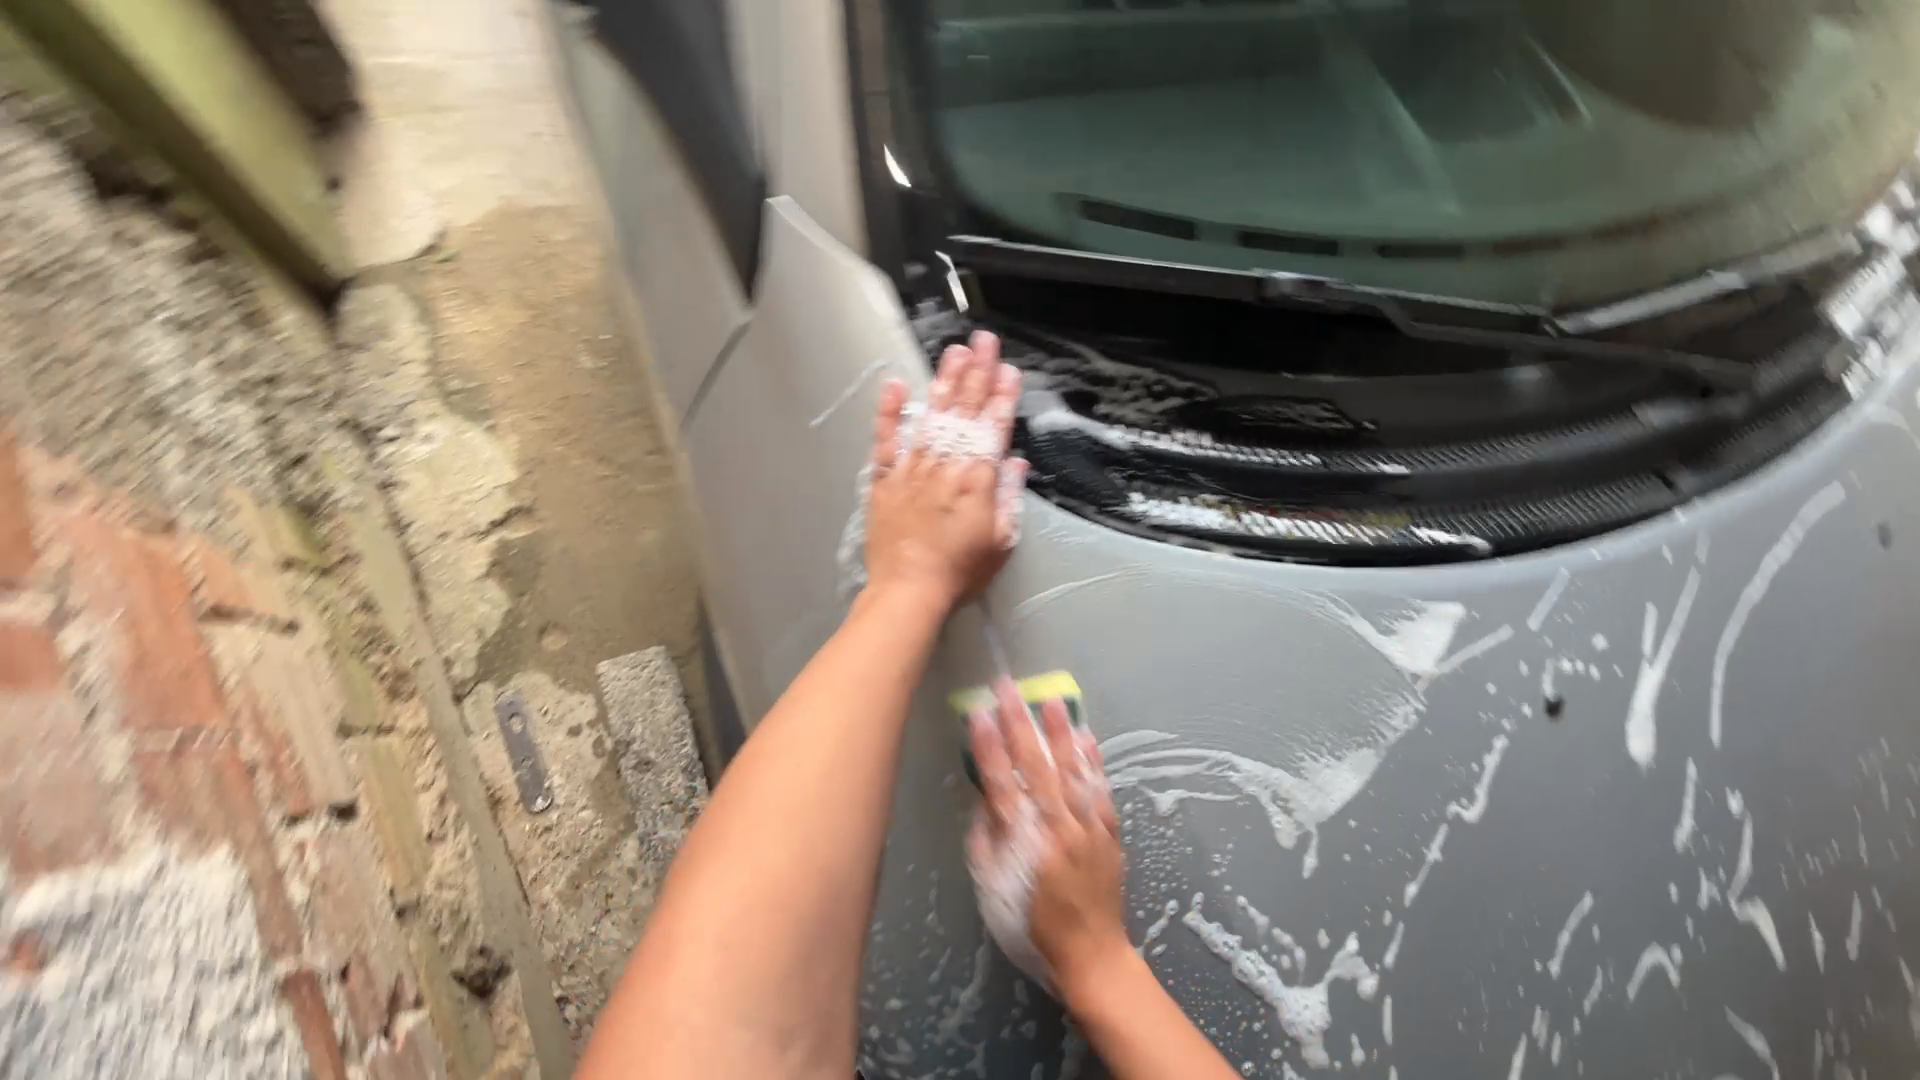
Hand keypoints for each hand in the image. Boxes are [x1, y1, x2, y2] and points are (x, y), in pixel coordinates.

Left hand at [864, 331, 1025, 609]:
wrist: (909, 590)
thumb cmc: (960, 571)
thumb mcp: (1000, 541)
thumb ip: (1008, 496)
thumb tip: (1014, 461)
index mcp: (976, 480)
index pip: (993, 428)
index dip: (1002, 396)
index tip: (1008, 369)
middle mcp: (945, 466)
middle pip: (964, 412)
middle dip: (977, 373)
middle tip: (983, 340)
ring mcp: (912, 469)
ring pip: (931, 417)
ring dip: (944, 382)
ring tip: (954, 351)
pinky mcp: (884, 480)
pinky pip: (886, 440)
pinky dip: (890, 412)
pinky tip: (895, 385)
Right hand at [966, 682, 1128, 1006]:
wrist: (1091, 955)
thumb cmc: (1030, 926)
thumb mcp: (991, 890)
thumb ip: (984, 839)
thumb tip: (982, 796)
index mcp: (1023, 841)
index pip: (1000, 781)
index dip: (987, 744)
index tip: (977, 711)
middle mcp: (1056, 827)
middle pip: (1034, 765)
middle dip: (1018, 722)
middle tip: (1007, 688)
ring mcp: (1087, 827)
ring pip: (1071, 770)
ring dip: (1060, 732)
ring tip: (1051, 698)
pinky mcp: (1109, 832)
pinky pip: (1100, 790)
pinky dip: (1093, 761)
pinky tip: (1087, 736)